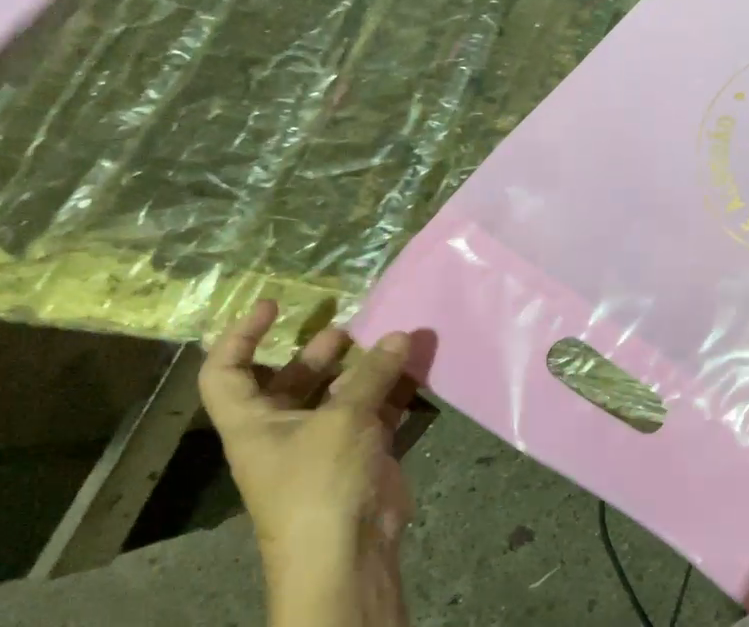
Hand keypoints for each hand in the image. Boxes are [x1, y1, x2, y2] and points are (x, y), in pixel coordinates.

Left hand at [199, 300, 415, 626]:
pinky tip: (418, 367)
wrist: (345, 546)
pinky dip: (395, 388)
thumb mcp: (343, 419)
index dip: (241, 336)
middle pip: (291, 378)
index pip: (227, 373)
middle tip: (354, 321)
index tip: (273, 305)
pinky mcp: (362, 451)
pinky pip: (377, 408)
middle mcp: (283, 428)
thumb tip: (399, 334)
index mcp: (253, 423)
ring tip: (396, 338)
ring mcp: (325, 441)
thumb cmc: (320, 481)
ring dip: (367, 365)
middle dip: (319, 348)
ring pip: (342, 391)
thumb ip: (372, 374)